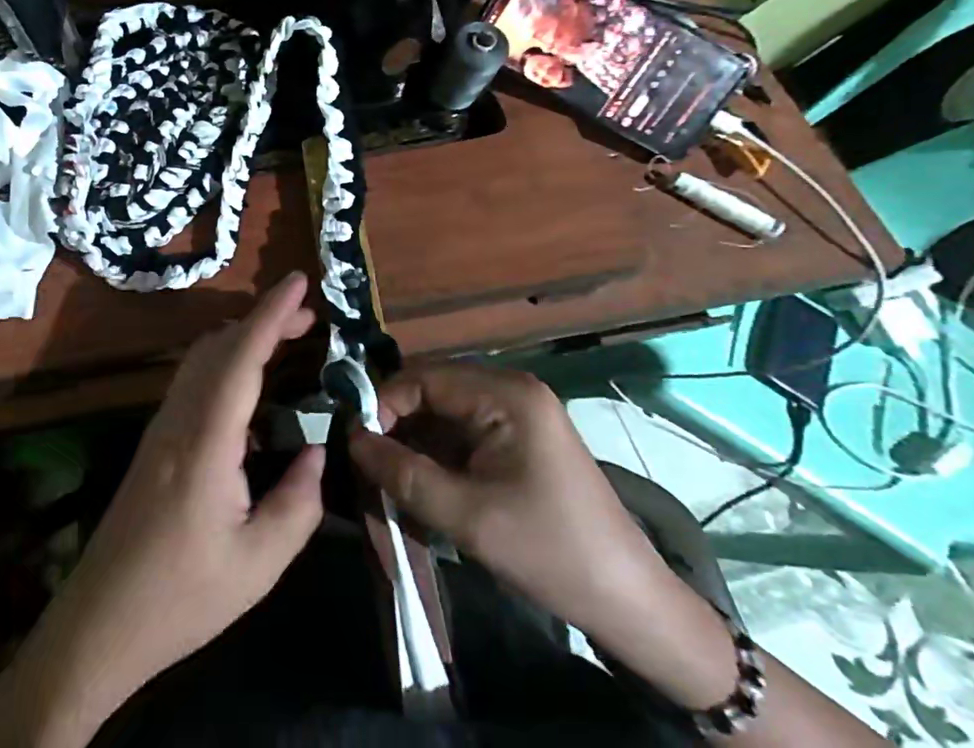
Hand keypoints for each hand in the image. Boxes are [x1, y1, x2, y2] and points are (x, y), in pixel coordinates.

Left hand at [0, 273, 325, 747]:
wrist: (101, 622)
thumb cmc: (182, 597)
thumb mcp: (259, 562)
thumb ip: (298, 503)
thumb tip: (316, 451)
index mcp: (205, 442)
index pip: (241, 358)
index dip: (272, 314)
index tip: (301, 281)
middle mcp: (177, 421)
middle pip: (218, 347)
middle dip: (263, 320)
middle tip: (309, 317)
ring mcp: (160, 431)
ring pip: (200, 360)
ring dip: (242, 339)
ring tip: (286, 342)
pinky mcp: (154, 445)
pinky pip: (192, 383)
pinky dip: (226, 363)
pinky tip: (250, 390)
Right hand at [345, 362, 672, 637]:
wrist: (623, 596)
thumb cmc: (546, 549)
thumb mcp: (464, 514)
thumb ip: (401, 472)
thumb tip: (351, 438)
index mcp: (506, 395)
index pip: (423, 377)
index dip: (383, 404)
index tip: (359, 446)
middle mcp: (511, 390)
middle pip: (432, 390)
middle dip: (396, 424)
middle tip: (369, 463)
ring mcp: (517, 413)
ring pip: (443, 412)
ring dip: (414, 442)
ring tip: (389, 478)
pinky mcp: (518, 437)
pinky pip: (462, 432)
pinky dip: (436, 454)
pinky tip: (420, 484)